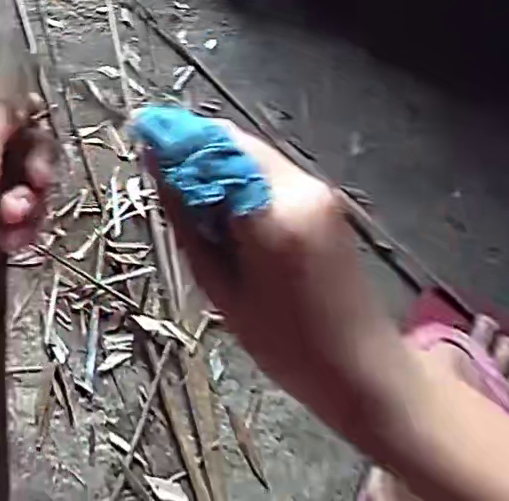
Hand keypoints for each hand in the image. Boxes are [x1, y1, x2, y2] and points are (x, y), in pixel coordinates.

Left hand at [0, 73, 57, 342]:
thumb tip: (18, 89)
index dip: (22, 102)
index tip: (39, 123)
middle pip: (19, 135)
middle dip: (35, 160)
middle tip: (36, 181)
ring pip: (24, 177)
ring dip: (29, 201)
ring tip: (13, 221)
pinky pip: (19, 213)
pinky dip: (22, 227)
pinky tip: (12, 242)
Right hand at [151, 127, 415, 437]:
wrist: (366, 373)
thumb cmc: (284, 343)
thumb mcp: (217, 282)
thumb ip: (183, 215)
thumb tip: (154, 162)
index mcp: (273, 214)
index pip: (211, 147)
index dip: (173, 137)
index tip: (142, 134)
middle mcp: (300, 187)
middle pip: (231, 140)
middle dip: (193, 147)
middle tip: (162, 171)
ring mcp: (317, 188)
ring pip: (247, 150)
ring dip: (214, 160)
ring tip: (191, 196)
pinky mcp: (323, 196)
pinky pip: (266, 167)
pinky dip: (237, 174)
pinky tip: (224, 205)